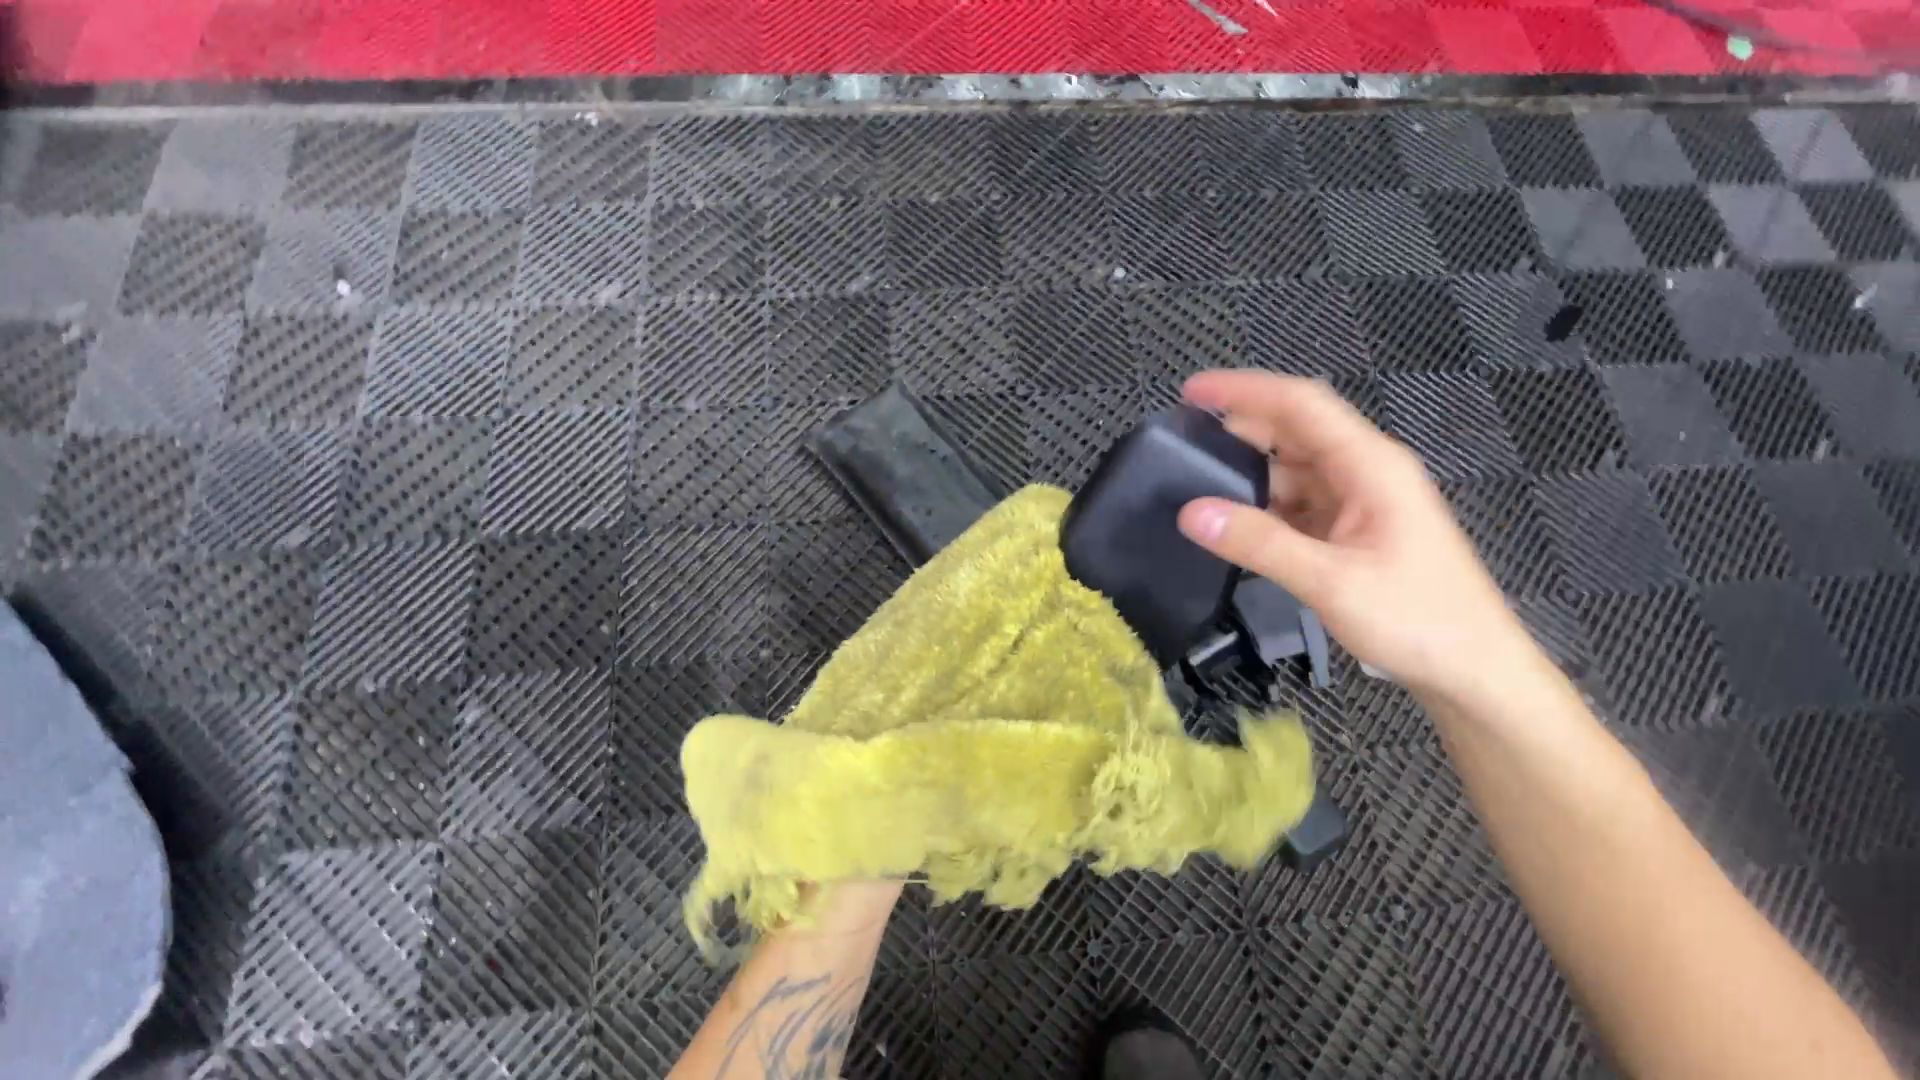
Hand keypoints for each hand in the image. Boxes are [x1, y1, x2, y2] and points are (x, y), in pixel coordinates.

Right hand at [1176, 370, 1534, 698]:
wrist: (1474, 670)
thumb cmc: (1417, 619)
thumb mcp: (1331, 581)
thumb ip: (1259, 544)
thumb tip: (1191, 512)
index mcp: (1370, 465)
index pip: (1300, 404)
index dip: (1243, 390)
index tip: (1191, 390)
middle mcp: (1365, 472)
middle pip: (1295, 432)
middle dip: (1240, 431)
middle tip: (1182, 444)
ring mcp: (1361, 502)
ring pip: (1293, 471)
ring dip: (1249, 476)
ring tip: (1195, 485)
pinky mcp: (1354, 532)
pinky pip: (1299, 505)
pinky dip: (1264, 509)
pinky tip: (1231, 525)